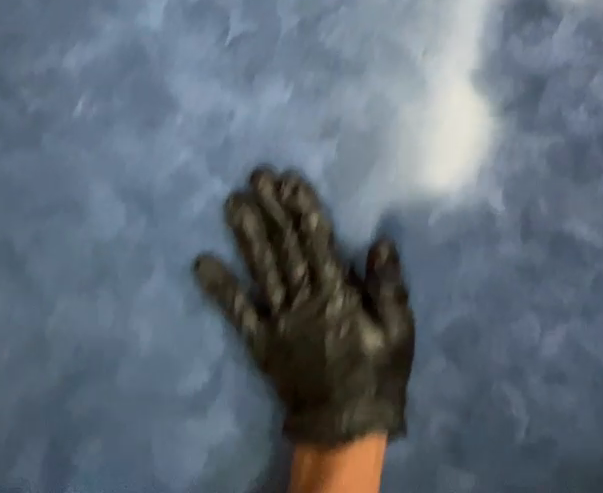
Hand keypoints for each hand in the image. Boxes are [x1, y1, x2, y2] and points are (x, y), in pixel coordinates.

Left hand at [193, 168, 414, 445]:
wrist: (347, 425)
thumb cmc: (379, 372)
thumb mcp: (399, 330)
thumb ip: (388, 287)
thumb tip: (379, 243)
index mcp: (338, 295)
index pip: (317, 243)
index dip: (303, 209)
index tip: (289, 181)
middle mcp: (304, 302)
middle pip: (285, 248)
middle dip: (272, 209)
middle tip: (257, 176)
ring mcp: (279, 322)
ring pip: (262, 270)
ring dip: (246, 234)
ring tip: (232, 202)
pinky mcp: (262, 343)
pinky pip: (238, 313)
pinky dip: (220, 288)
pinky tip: (202, 263)